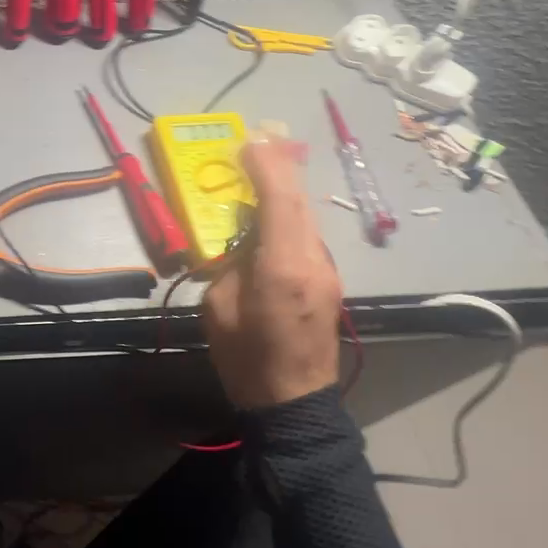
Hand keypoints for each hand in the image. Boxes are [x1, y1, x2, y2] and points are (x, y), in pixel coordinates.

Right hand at [200, 136, 344, 408]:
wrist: (295, 405)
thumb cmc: (245, 358)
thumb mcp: (219, 307)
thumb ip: (231, 263)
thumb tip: (242, 241)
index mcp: (282, 266)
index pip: (280, 200)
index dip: (265, 165)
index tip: (248, 142)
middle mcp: (313, 262)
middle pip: (299, 201)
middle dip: (279, 168)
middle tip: (257, 143)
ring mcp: (327, 272)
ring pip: (306, 217)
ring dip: (285, 191)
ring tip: (262, 168)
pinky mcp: (329, 283)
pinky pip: (307, 236)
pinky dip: (290, 215)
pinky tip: (273, 212)